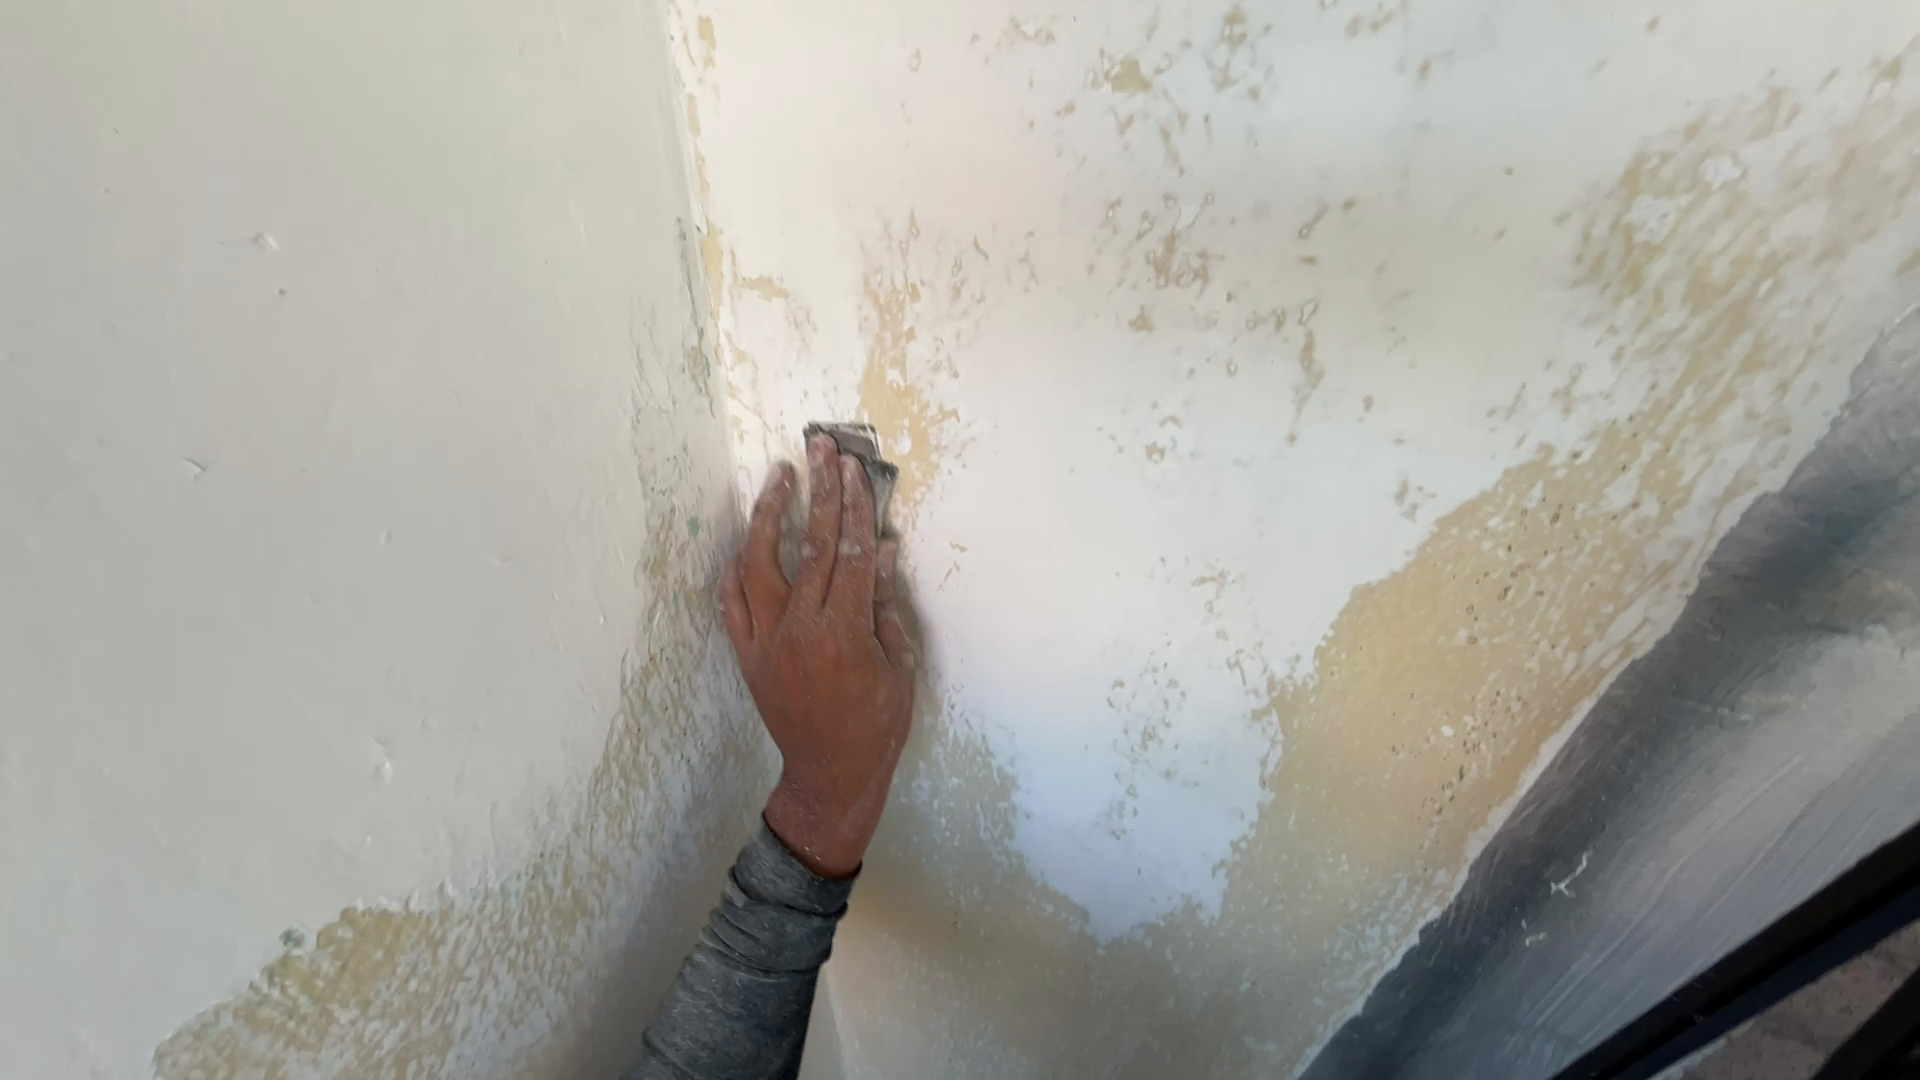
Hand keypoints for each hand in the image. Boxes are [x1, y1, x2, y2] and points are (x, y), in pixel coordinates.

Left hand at [720, 434, 916, 878]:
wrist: (830, 774)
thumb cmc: (878, 724)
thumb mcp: (900, 666)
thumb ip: (886, 605)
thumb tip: (884, 549)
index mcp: (845, 631)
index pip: (852, 553)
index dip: (855, 506)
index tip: (854, 467)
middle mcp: (800, 628)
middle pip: (811, 545)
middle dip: (819, 490)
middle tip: (821, 446)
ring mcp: (766, 640)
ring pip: (759, 563)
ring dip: (769, 514)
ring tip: (778, 475)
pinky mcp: (747, 654)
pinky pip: (733, 603)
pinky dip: (739, 568)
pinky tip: (747, 540)